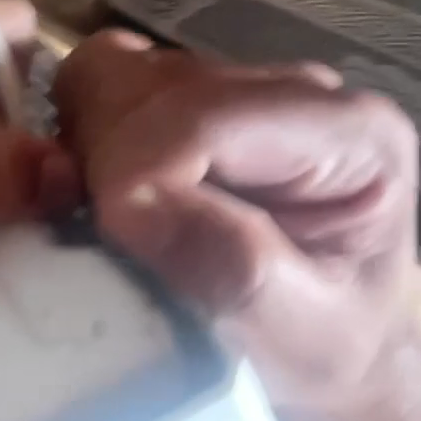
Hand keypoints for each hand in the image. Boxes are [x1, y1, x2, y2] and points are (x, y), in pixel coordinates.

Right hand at [53, 30, 418, 407]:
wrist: (323, 347)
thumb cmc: (325, 348)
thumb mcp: (303, 335)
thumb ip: (231, 268)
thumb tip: (128, 204)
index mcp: (346, 130)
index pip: (202, 116)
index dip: (135, 170)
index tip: (111, 235)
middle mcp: (282, 84)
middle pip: (143, 82)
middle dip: (105, 156)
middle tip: (112, 233)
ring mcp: (223, 78)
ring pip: (107, 72)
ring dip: (83, 142)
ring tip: (108, 211)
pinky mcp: (173, 85)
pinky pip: (91, 80)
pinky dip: (75, 128)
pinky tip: (100, 181)